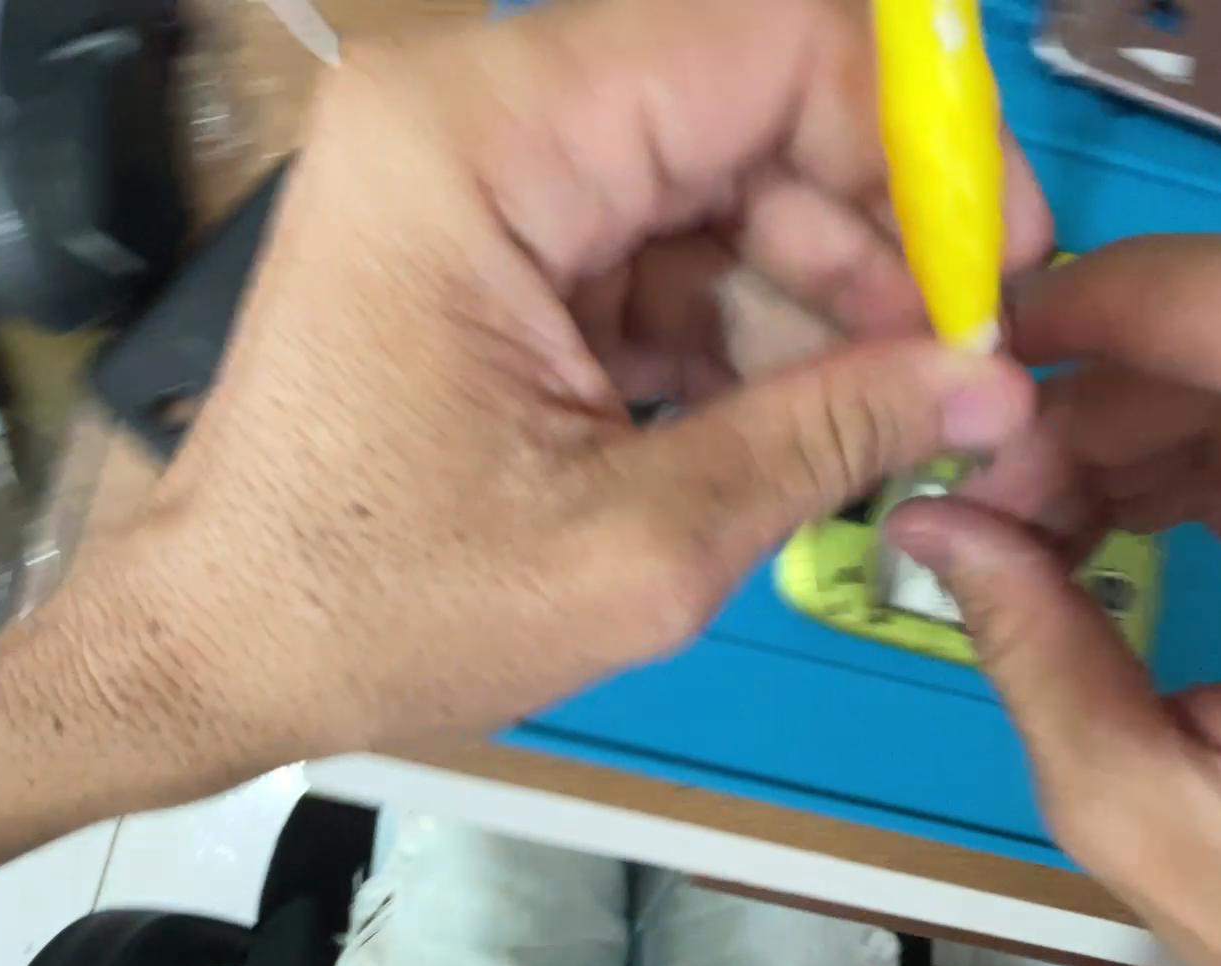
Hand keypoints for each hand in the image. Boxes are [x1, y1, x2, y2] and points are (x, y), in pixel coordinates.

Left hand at [36, 0, 1051, 801]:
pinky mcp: (490, 266)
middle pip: (739, 114)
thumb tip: (988, 379)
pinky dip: (731, 334)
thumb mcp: (635, 547)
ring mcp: (477, 193)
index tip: (990, 264)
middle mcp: (471, 123)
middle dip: (862, 240)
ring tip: (871, 413)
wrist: (229, 649)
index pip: (764, 44)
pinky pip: (652, 264)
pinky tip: (781, 416)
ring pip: (705, 198)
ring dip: (804, 301)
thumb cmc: (393, 612)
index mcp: (481, 141)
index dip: (909, 141)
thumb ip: (822, 439)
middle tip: (946, 368)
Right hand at [889, 233, 1220, 965]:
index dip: (1156, 293)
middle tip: (1008, 485)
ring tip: (1043, 521)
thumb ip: (1032, 653)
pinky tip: (1108, 522)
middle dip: (1114, 371)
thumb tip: (930, 524)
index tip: (1006, 349)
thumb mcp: (1149, 822)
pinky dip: (1174, 446)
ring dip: (1130, 415)